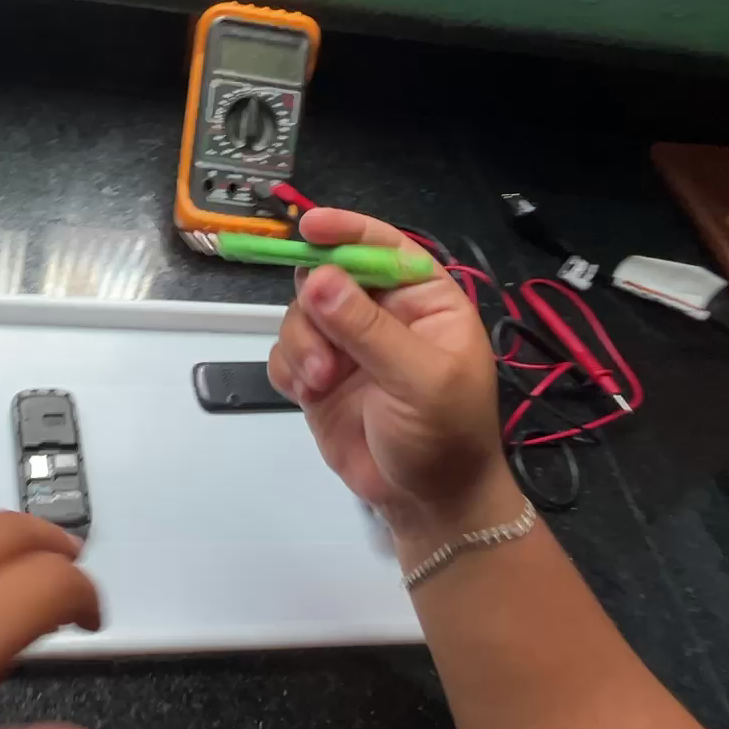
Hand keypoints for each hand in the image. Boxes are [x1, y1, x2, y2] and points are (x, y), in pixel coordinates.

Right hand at [266, 209, 520, 559]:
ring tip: (320, 384)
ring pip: (299, 318)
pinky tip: (307, 394)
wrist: (424, 501)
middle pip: (328, 280)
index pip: (383, 250)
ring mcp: (346, 346)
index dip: (347, 233)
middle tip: (321, 346)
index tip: (308, 227)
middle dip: (315, 310)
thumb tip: (316, 278)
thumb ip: (365, 328)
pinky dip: (288, 370)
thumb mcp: (417, 378)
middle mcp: (381, 316)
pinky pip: (284, 354)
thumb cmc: (444, 435)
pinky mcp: (317, 376)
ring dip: (302, 348)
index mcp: (422, 302)